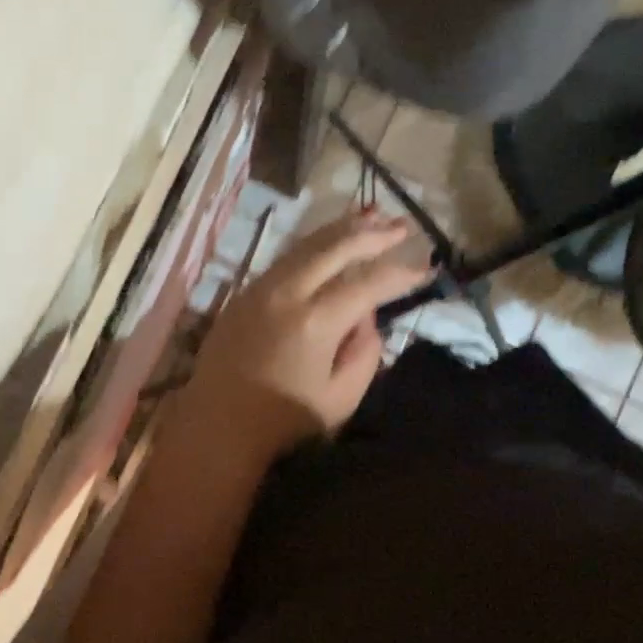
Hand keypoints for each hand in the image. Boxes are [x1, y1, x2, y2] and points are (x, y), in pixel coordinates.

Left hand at [177, 210, 431, 462]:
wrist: (217, 424)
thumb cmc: (282, 421)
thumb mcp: (341, 399)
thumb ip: (365, 353)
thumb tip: (366, 316)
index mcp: (316, 321)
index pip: (368, 284)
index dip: (401, 272)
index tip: (425, 265)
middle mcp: (288, 293)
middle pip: (335, 248)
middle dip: (373, 234)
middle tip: (402, 225)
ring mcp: (261, 288)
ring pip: (307, 244)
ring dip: (341, 229)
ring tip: (370, 218)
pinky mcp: (244, 292)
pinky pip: (286, 257)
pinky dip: (313, 244)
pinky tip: (328, 242)